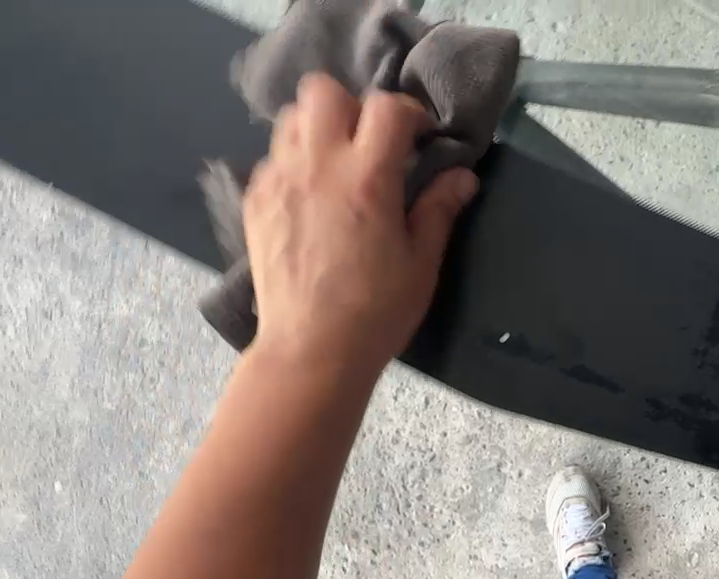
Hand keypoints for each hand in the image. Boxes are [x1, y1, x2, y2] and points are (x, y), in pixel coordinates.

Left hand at [243, 74, 478, 368]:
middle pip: (325, 92)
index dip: (410, 115)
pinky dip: (298, 165)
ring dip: (322, 130)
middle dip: (355, 109)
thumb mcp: (422, 264)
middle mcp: (317, 165)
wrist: (314, 347)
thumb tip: (463, 176)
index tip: (422, 140)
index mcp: (367, 179)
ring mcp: (278, 178)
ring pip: (293, 118)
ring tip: (341, 170)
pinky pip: (274, 157)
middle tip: (375, 147)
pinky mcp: (256, 199)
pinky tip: (315, 203)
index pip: (387, 109)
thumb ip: (439, 211)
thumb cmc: (379, 311)